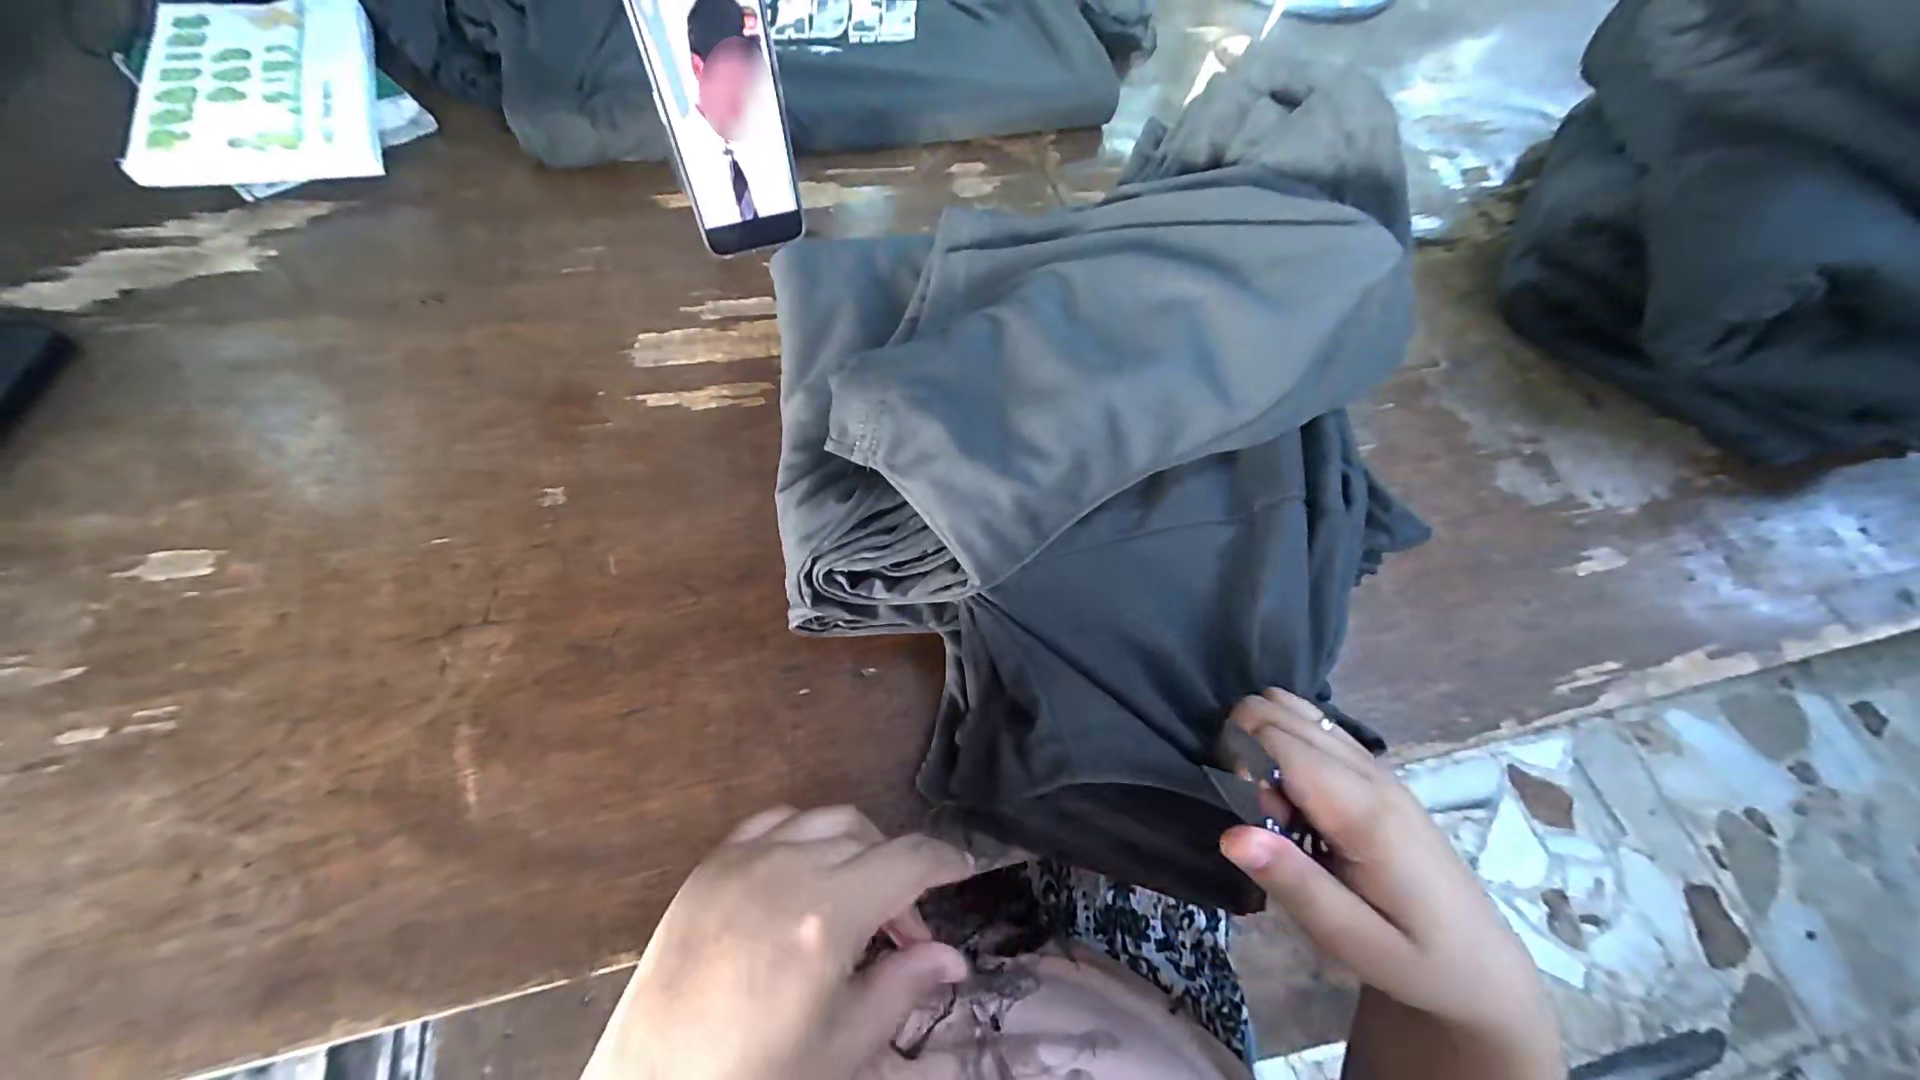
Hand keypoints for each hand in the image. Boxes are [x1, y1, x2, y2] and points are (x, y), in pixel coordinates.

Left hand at [582, 805, 974, 1079]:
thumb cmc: (756, 1074)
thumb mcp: (842, 1047)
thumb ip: (903, 987)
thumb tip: (953, 957)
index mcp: (829, 914)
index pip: (909, 860)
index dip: (945, 860)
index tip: (964, 869)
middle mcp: (792, 867)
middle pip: (873, 840)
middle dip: (901, 876)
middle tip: (901, 931)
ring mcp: (747, 858)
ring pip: (828, 821)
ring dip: (859, 848)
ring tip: (857, 895)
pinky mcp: (713, 863)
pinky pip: (775, 821)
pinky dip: (805, 834)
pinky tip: (805, 869)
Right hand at [1218, 690, 1562, 1078]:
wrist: (1485, 968)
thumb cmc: (1416, 961)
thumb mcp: (1353, 942)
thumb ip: (1293, 884)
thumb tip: (1230, 835)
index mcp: (1364, 811)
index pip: (1275, 738)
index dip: (1239, 761)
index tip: (1250, 814)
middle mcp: (1368, 771)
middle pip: (1276, 712)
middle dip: (1245, 751)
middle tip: (1265, 816)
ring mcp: (1373, 765)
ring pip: (1290, 707)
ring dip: (1262, 742)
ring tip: (1277, 802)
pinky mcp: (1373, 769)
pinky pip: (1311, 723)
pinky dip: (1282, 740)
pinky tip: (1292, 791)